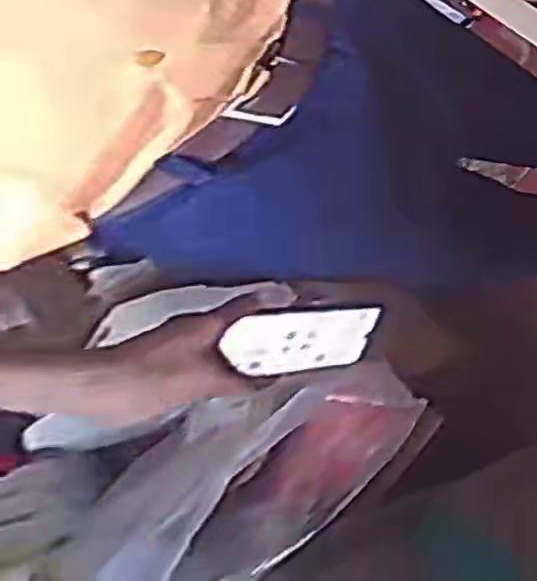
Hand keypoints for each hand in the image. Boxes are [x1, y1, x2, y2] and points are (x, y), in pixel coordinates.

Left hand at [90, 296, 266, 423]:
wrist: (81, 389)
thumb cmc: (150, 378)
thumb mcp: (201, 384)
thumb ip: (239, 381)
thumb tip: (271, 382)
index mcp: (214, 320)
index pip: (258, 303)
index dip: (282, 306)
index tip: (300, 315)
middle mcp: (197, 321)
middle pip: (241, 320)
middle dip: (263, 330)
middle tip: (283, 344)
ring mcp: (174, 336)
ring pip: (220, 335)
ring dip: (237, 346)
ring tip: (254, 362)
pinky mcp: (156, 352)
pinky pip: (200, 348)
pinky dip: (214, 357)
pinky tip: (215, 375)